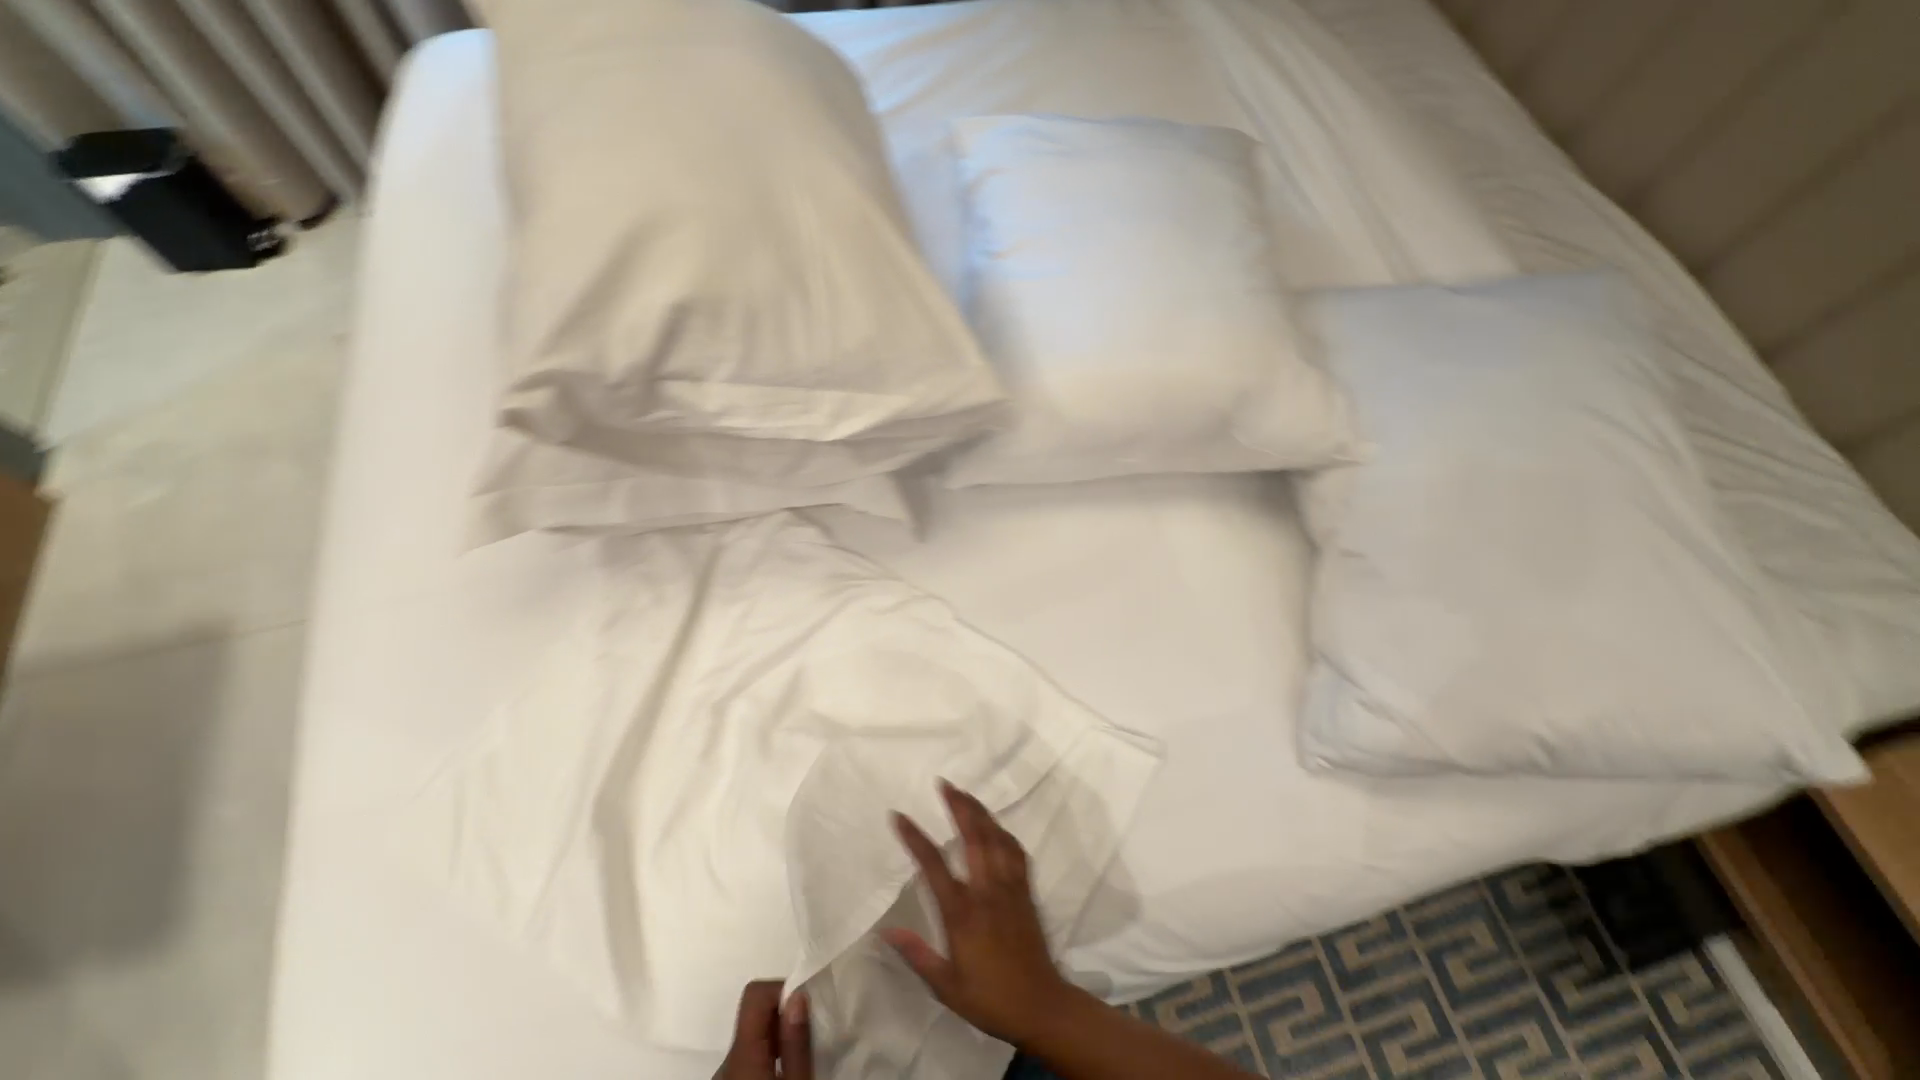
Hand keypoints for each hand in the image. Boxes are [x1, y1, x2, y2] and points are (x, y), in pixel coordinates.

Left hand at [713, 981, 810, 1079]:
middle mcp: (727, 1058)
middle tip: (810, 1035)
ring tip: (800, 1056)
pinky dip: (768, 1053)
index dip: (784, 991)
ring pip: (752, 1035)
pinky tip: (784, 1072)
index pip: (755, 993)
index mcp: (742, 1052)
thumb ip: (796, 1042)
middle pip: (755, 1015)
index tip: (807, 1008)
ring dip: (778, 1036)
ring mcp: (725, 1073)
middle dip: (784, 1015)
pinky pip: (748, 1054)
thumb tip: (798, 995)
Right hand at [883, 780, 1074, 1046]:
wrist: (1042, 1006)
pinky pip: (1016, 854)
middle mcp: (987, 893)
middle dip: (958, 807)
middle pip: (974, 838)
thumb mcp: (945, 985)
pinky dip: (1005, 834)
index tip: (899, 816)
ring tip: (967, 795)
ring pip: (997, 840)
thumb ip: (917, 954)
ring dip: (981, 813)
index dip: (916, 838)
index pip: (935, 865)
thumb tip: (886, 930)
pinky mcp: (1026, 894)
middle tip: (945, 784)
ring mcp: (1011, 890)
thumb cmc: (990, 999)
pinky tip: (997, 828)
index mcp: (963, 913)